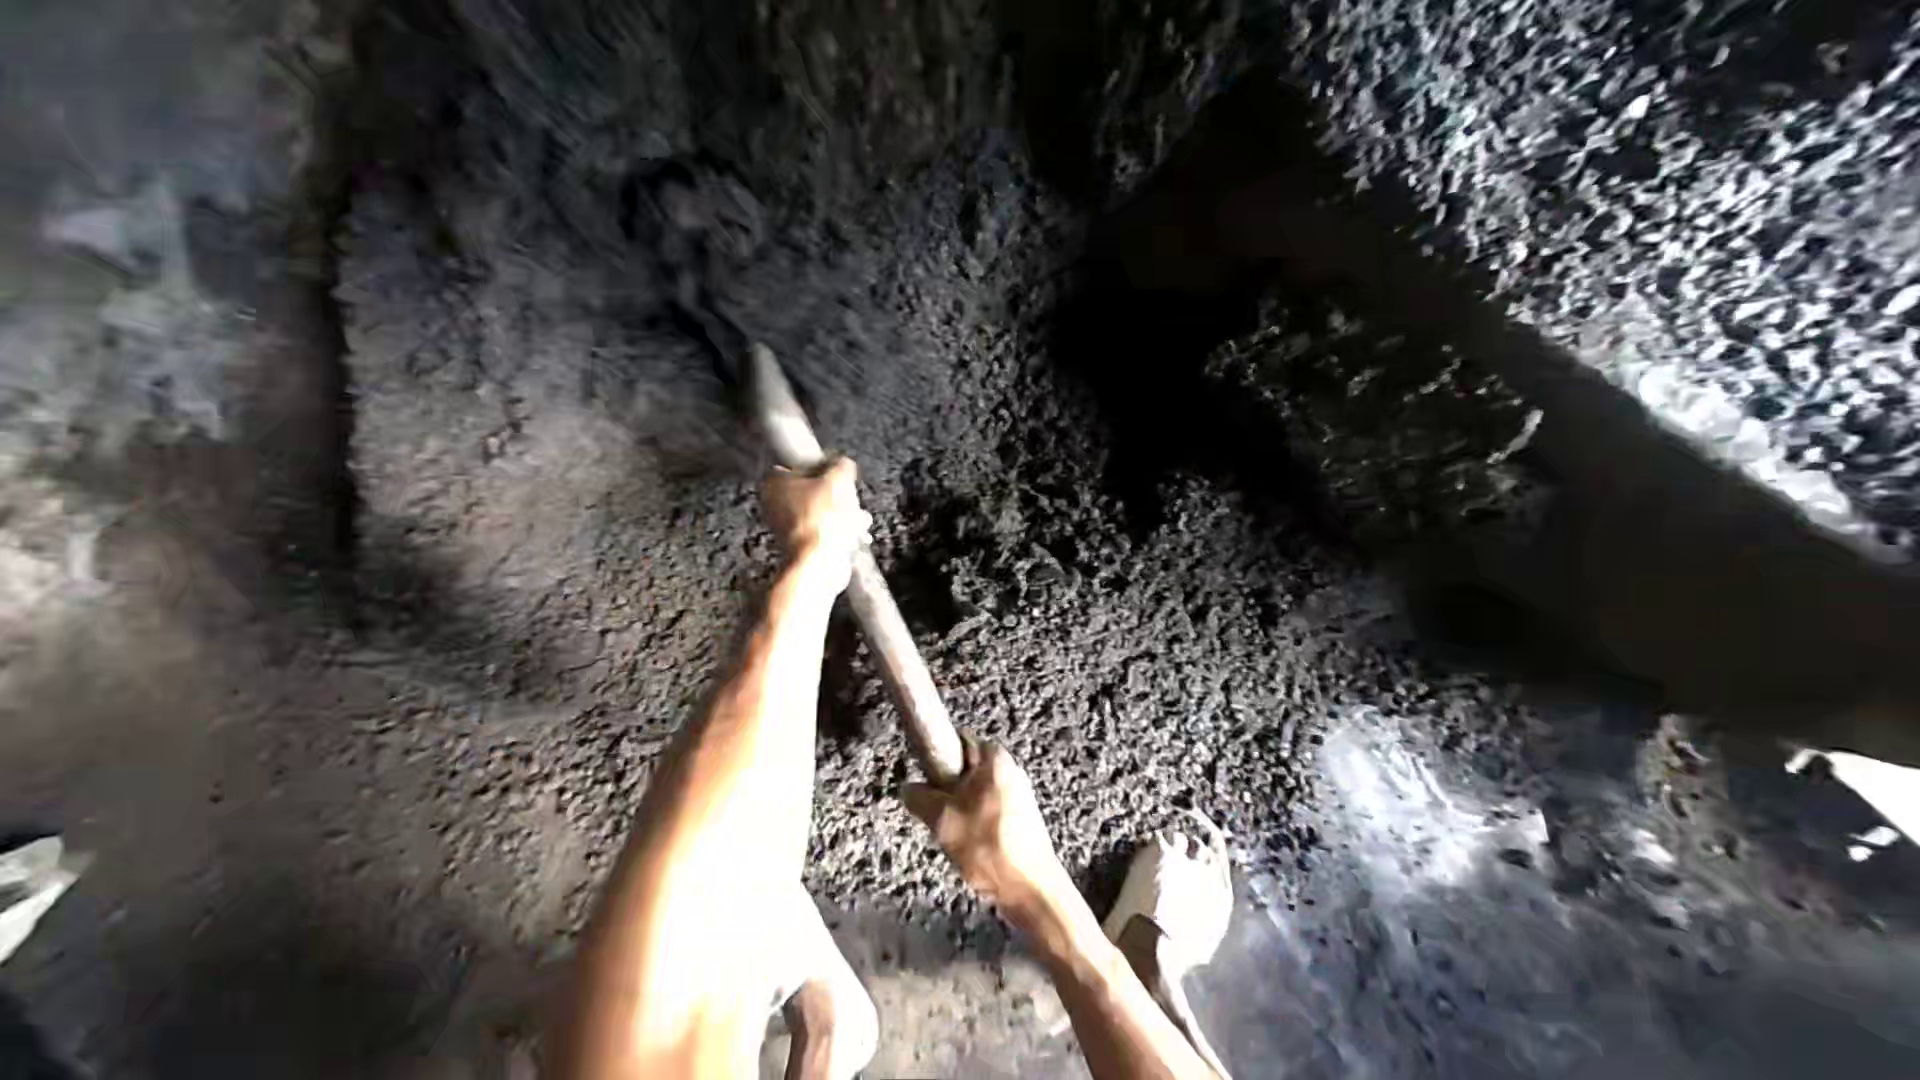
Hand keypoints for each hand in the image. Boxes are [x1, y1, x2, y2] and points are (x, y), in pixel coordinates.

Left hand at [763, 457, 871, 593]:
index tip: (837, 472)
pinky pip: (824, 533)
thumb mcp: (839, 478)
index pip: (797, 464)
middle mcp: (774, 505)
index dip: (821, 466)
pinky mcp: (801, 546)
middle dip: (837, 494)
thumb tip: (843, 465)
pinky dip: (841, 533)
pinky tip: (858, 536)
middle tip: (850, 496)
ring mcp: (787, 528)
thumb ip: (841, 465)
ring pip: (821, 512)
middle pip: (812, 489)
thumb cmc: (822, 520)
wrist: (821, 563)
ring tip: (860, 519)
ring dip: (844, 514)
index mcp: (774, 483)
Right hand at [904, 737, 1069, 916]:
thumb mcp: (941, 820)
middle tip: (942, 816)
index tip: (929, 782)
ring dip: (961, 812)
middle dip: (949, 791)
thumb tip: (908, 788)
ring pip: (975, 793)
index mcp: (995, 757)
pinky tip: (975, 849)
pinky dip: (977, 826)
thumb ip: (919, 798)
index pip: (958, 738)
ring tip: (959, 838)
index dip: (938, 757)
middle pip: (966, 768)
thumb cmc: (988, 846)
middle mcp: (1011, 768)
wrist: (1032, 889)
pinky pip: (988, 811)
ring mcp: (1019, 793)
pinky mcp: (1022, 817)